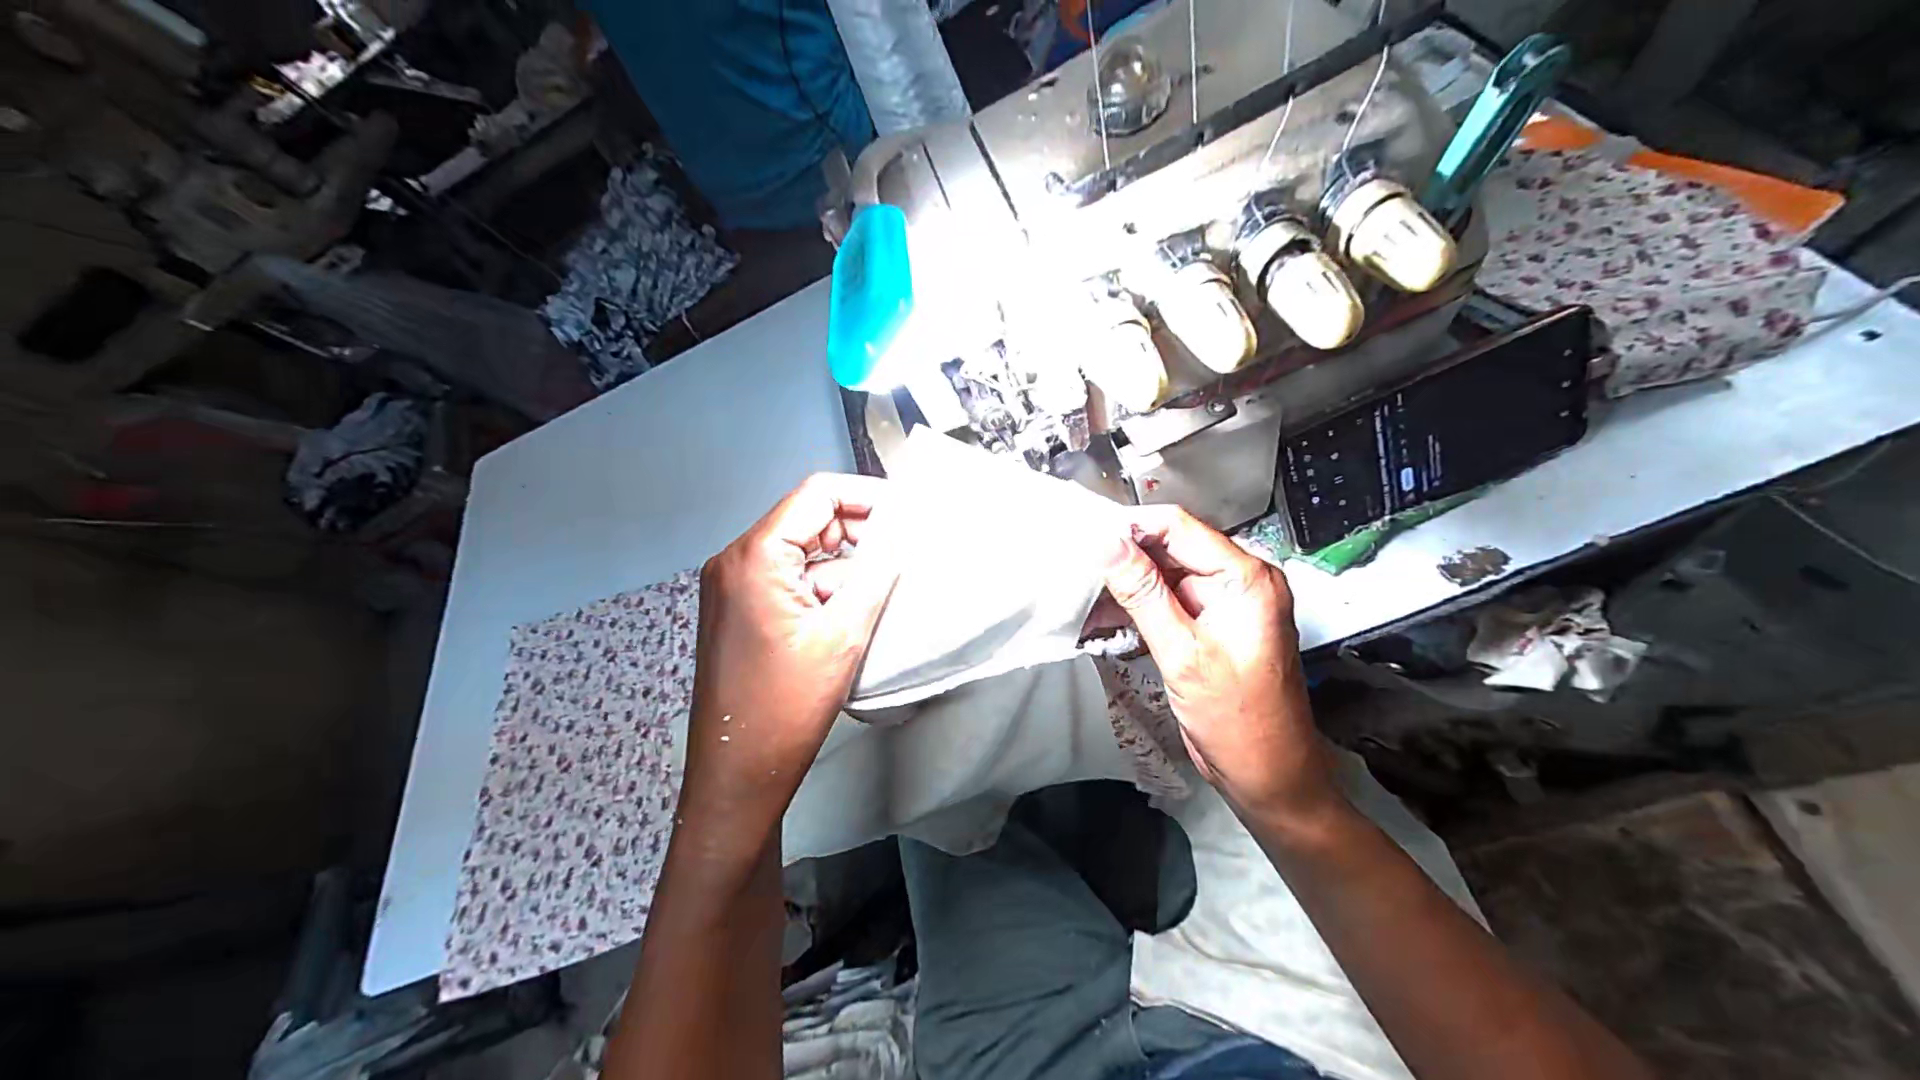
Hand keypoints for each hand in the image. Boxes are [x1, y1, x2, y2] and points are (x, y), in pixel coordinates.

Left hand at [679, 474, 897, 850]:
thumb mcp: (843, 634)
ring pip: (803, 552)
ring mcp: (734, 586)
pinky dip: (825, 585)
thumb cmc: (785, 708)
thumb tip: (901, 535)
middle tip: (904, 550)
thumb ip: (875, 574)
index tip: (907, 514)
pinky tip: (856, 608)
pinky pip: (791, 579)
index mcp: (754, 557)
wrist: (738, 772)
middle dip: (859, 532)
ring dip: (845, 563)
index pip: (817, 495)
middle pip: (808, 520)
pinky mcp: (742, 609)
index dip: (866, 496)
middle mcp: (736, 561)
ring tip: (885, 585)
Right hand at [1101, 505, 1337, 823]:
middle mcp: (1240, 582)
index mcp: (1246, 578)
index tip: (1087, 537)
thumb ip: (1143, 594)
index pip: (1178, 527)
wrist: (1269, 774)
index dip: (1130, 528)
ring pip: (1164, 577)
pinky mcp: (1212, 626)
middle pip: (1170, 549)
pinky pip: (1170, 603)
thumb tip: (1109, 546)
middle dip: (1123, 561)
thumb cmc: (1240, 721)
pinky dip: (1139, 611)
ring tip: (1085, 603)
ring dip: (1126, 589)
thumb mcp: (1182, 653)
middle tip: (1079, 572)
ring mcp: (1226, 604)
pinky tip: (1105, 622)